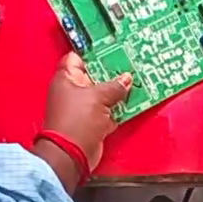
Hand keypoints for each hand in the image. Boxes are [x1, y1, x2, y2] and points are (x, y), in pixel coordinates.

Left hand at [34, 52, 130, 185]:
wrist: (72, 154)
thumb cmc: (77, 121)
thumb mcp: (97, 97)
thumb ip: (114, 86)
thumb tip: (126, 79)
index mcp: (66, 79)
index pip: (77, 58)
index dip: (93, 52)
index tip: (110, 47)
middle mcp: (73, 91)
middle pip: (94, 75)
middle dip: (111, 71)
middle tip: (129, 62)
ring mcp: (83, 108)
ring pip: (104, 94)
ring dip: (118, 91)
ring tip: (136, 79)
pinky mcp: (93, 123)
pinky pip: (109, 111)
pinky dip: (119, 108)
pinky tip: (134, 100)